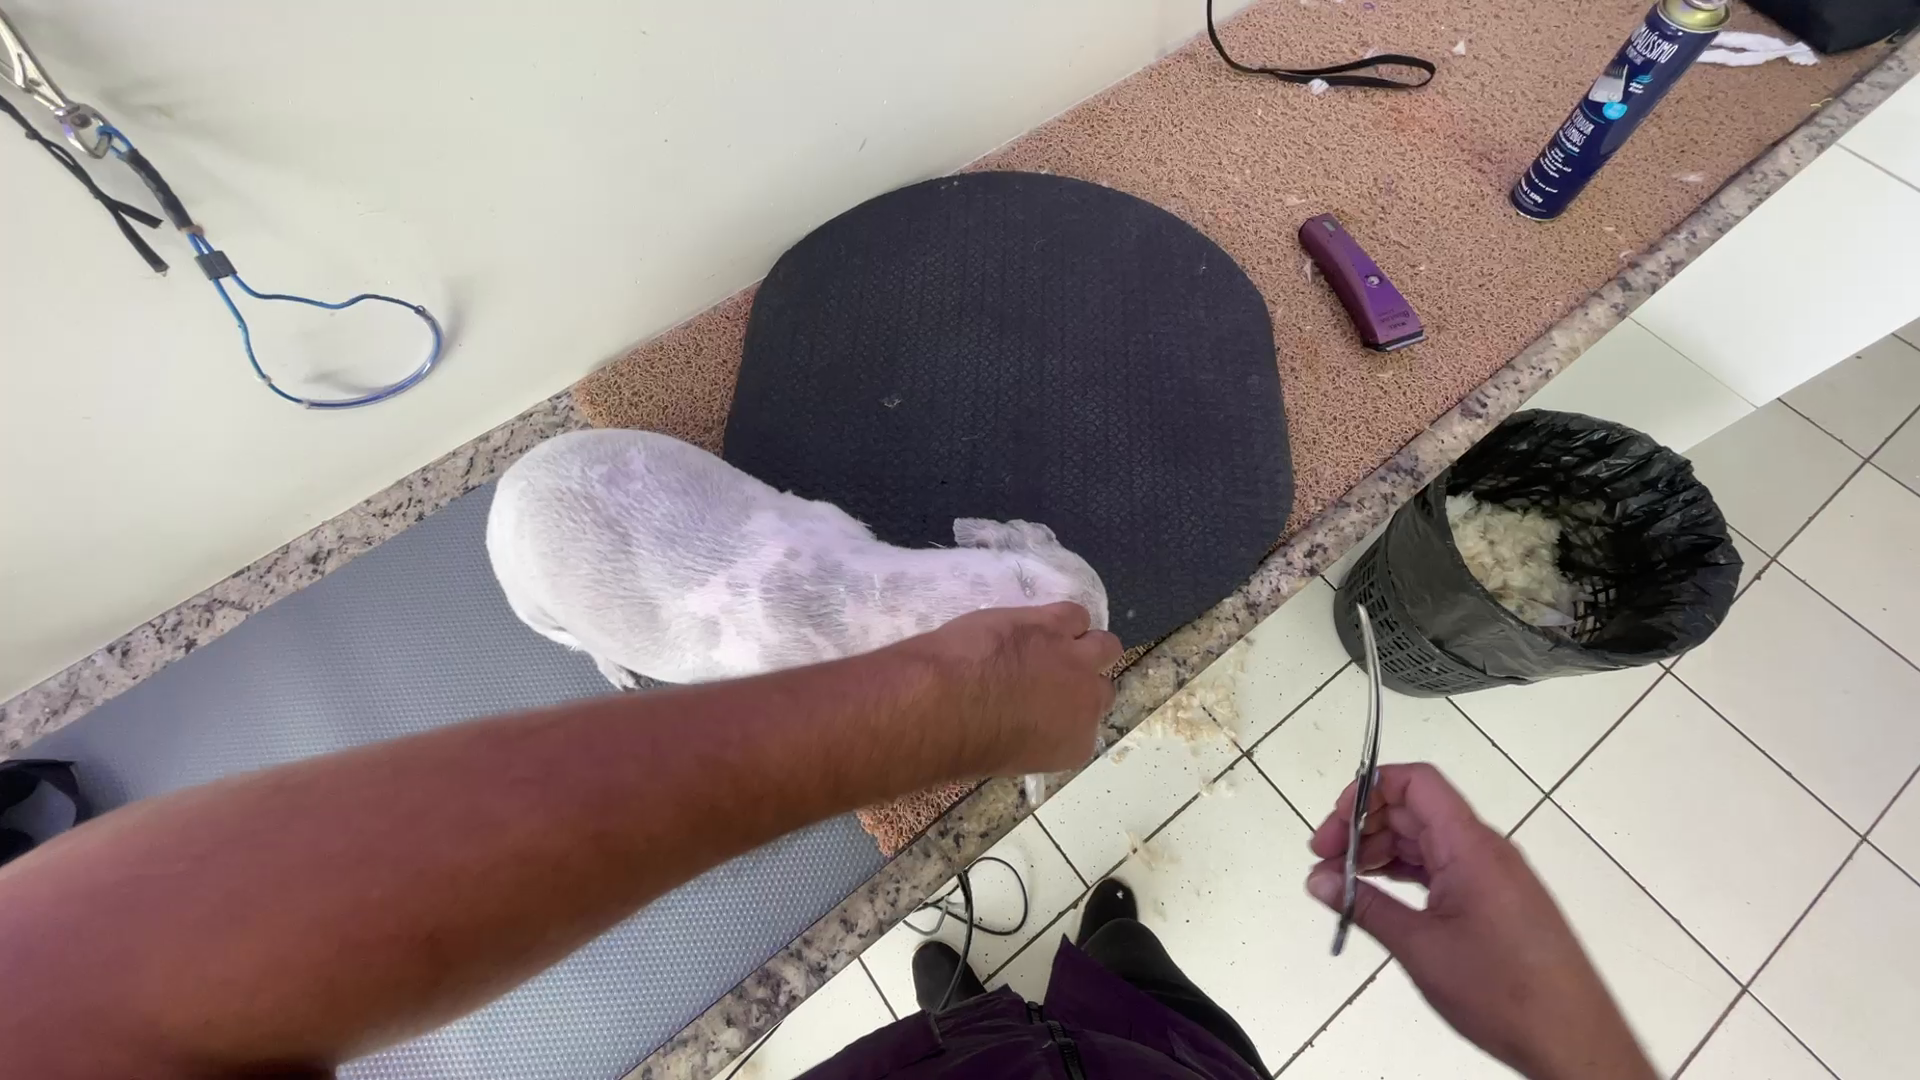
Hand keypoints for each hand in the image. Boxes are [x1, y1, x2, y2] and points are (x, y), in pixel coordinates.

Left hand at [904, 602, 1122, 775]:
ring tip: (1048, 643)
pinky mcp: (1051, 623)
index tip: (1046, 708)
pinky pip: (1074, 613)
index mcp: (1074, 743)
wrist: (948, 703)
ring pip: (1104, 643)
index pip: (1085, 727)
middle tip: (1055, 676)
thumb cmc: (965, 743)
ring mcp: (1072, 658)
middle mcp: (1085, 699)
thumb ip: (1031, 737)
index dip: (1066, 713)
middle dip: (1083, 682)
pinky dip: (1059, 619)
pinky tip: (1035, 622)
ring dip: (1080, 644)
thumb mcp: (1008, 757)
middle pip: (1103, 685)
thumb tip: (1020, 722)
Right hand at [1306, 764, 1655, 1079]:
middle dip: (1361, 828)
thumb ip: (1363, 905)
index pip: (1415, 782)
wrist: (1582, 1052)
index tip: (1335, 824)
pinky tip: (1379, 895)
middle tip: (1323, 861)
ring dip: (1378, 852)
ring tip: (1342, 882)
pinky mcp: (1496, 900)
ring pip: (1423, 839)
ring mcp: (1492, 875)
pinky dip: (1404, 872)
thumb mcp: (1420, 948)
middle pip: (1412, 810)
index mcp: (1470, 846)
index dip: (1368, 789)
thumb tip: (1315, 879)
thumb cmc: (1502, 992)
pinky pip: (1440, 866)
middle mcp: (1483, 849)